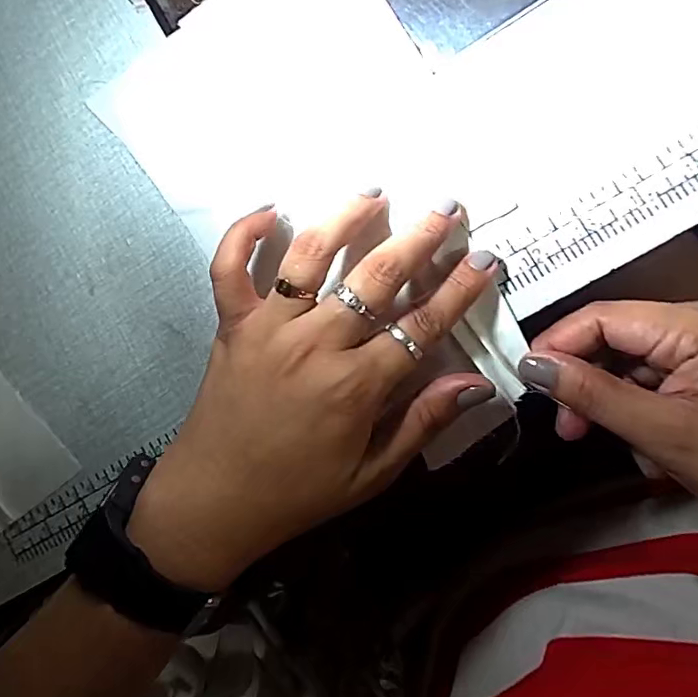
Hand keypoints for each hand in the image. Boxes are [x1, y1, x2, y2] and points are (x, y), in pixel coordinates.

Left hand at [129, 195, 501, 591]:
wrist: (212, 504)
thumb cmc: (300, 491)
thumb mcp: (373, 473)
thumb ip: (424, 421)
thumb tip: (477, 383)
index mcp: (355, 386)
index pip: (421, 326)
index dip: (458, 290)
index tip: (485, 259)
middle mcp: (314, 346)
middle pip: (375, 279)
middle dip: (418, 239)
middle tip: (447, 209)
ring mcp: (268, 329)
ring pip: (309, 258)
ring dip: (345, 220)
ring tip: (374, 193)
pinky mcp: (231, 325)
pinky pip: (229, 270)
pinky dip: (242, 235)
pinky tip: (268, 208)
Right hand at [522, 300, 697, 604]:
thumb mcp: (670, 436)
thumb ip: (596, 396)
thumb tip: (533, 365)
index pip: (606, 316)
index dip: (559, 344)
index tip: (525, 382)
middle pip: (621, 338)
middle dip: (590, 383)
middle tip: (569, 432)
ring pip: (639, 365)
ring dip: (619, 405)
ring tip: (625, 451)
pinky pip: (665, 381)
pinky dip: (649, 413)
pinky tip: (658, 453)